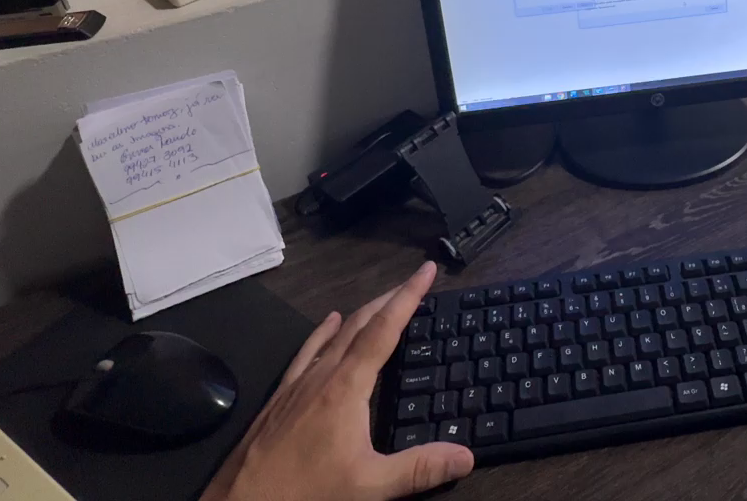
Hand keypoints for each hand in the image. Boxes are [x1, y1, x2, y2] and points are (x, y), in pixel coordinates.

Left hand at [202, 262, 473, 500]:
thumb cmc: (304, 494)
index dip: (409, 295)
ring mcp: (299, 382)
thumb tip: (467, 455)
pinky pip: (308, 349)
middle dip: (392, 297)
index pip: (386, 327)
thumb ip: (419, 468)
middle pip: (363, 321)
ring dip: (365, 311)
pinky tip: (330, 322)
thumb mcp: (368, 487)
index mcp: (348, 386)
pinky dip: (324, 330)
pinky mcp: (280, 396)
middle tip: (416, 281)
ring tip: (385, 299)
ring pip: (337, 331)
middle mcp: (324, 373)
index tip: (427, 268)